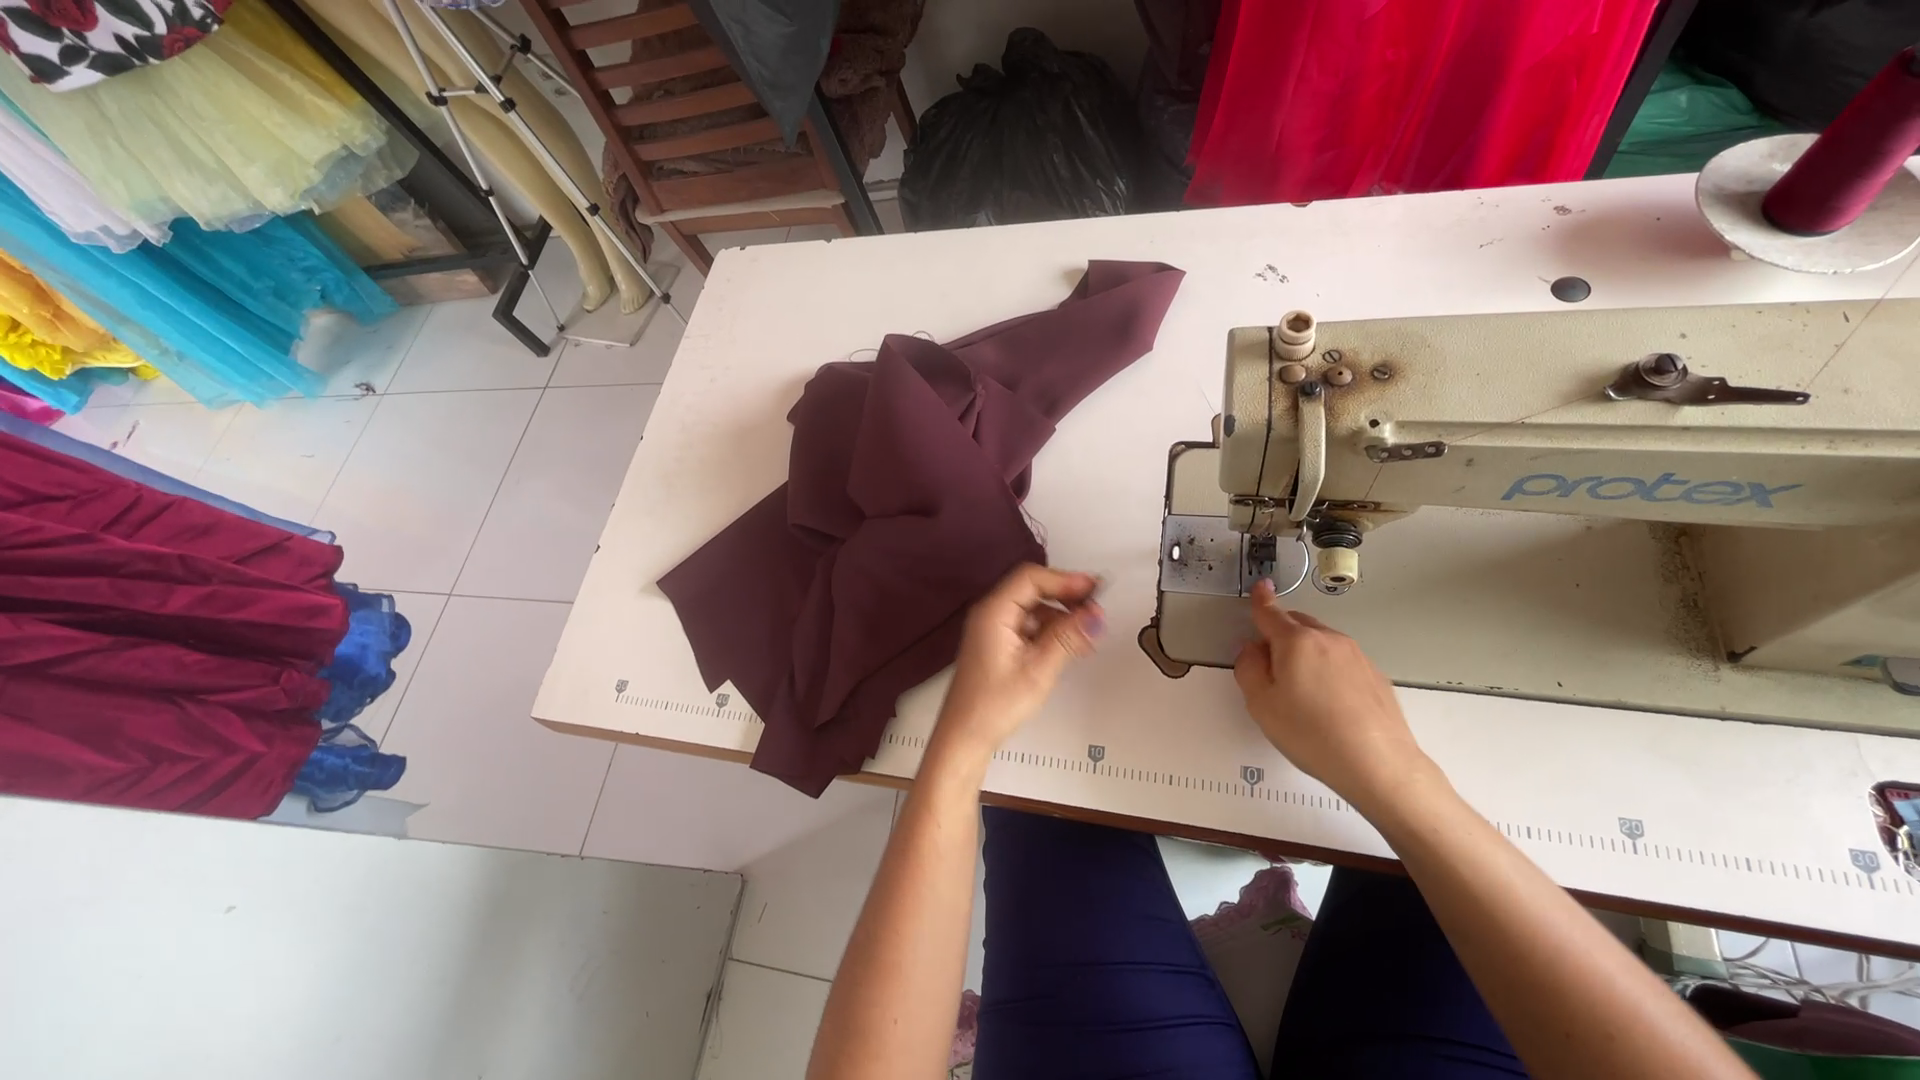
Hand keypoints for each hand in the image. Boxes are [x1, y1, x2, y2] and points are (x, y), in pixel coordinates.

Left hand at [931, 564, 1103, 767]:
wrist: (966, 736)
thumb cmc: (990, 707)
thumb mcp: (1038, 669)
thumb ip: (1068, 637)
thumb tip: (1093, 615)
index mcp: (993, 613)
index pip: (1032, 578)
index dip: (1065, 580)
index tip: (1092, 588)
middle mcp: (990, 615)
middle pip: (1033, 589)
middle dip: (1066, 597)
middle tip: (1093, 608)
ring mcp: (993, 629)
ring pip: (1034, 608)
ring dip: (1061, 616)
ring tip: (1085, 633)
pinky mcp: (998, 644)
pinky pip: (1029, 625)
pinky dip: (1050, 630)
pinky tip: (1068, 645)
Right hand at [1233, 579, 1430, 809]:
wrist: (1377, 762)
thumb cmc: (1313, 734)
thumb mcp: (1261, 704)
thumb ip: (1248, 669)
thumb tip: (1252, 650)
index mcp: (1296, 642)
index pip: (1271, 613)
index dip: (1261, 600)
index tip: (1260, 588)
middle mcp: (1329, 640)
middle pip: (1297, 624)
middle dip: (1280, 634)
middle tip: (1269, 664)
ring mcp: (1356, 656)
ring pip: (1321, 642)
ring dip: (1306, 653)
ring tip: (1300, 691)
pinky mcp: (1375, 675)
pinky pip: (1342, 661)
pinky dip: (1329, 669)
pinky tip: (1327, 702)